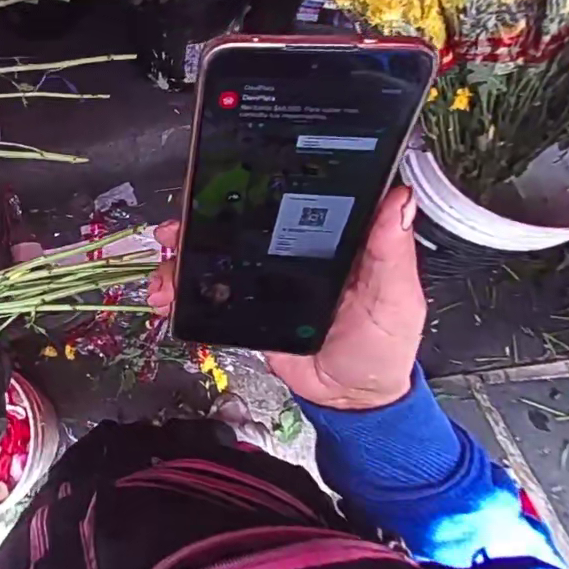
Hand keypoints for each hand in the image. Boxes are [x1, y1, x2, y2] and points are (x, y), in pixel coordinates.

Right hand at [147, 186, 425, 410]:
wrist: (349, 399)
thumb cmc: (381, 348)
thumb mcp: (396, 298)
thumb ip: (392, 252)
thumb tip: (398, 199)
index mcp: (337, 238)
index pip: (301, 194)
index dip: (270, 178)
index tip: (240, 169)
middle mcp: (299, 248)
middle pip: (250, 218)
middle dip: (213, 211)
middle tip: (189, 212)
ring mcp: (271, 275)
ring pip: (224, 249)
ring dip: (192, 246)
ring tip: (171, 249)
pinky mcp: (251, 303)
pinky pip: (215, 289)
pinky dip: (187, 286)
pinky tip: (170, 289)